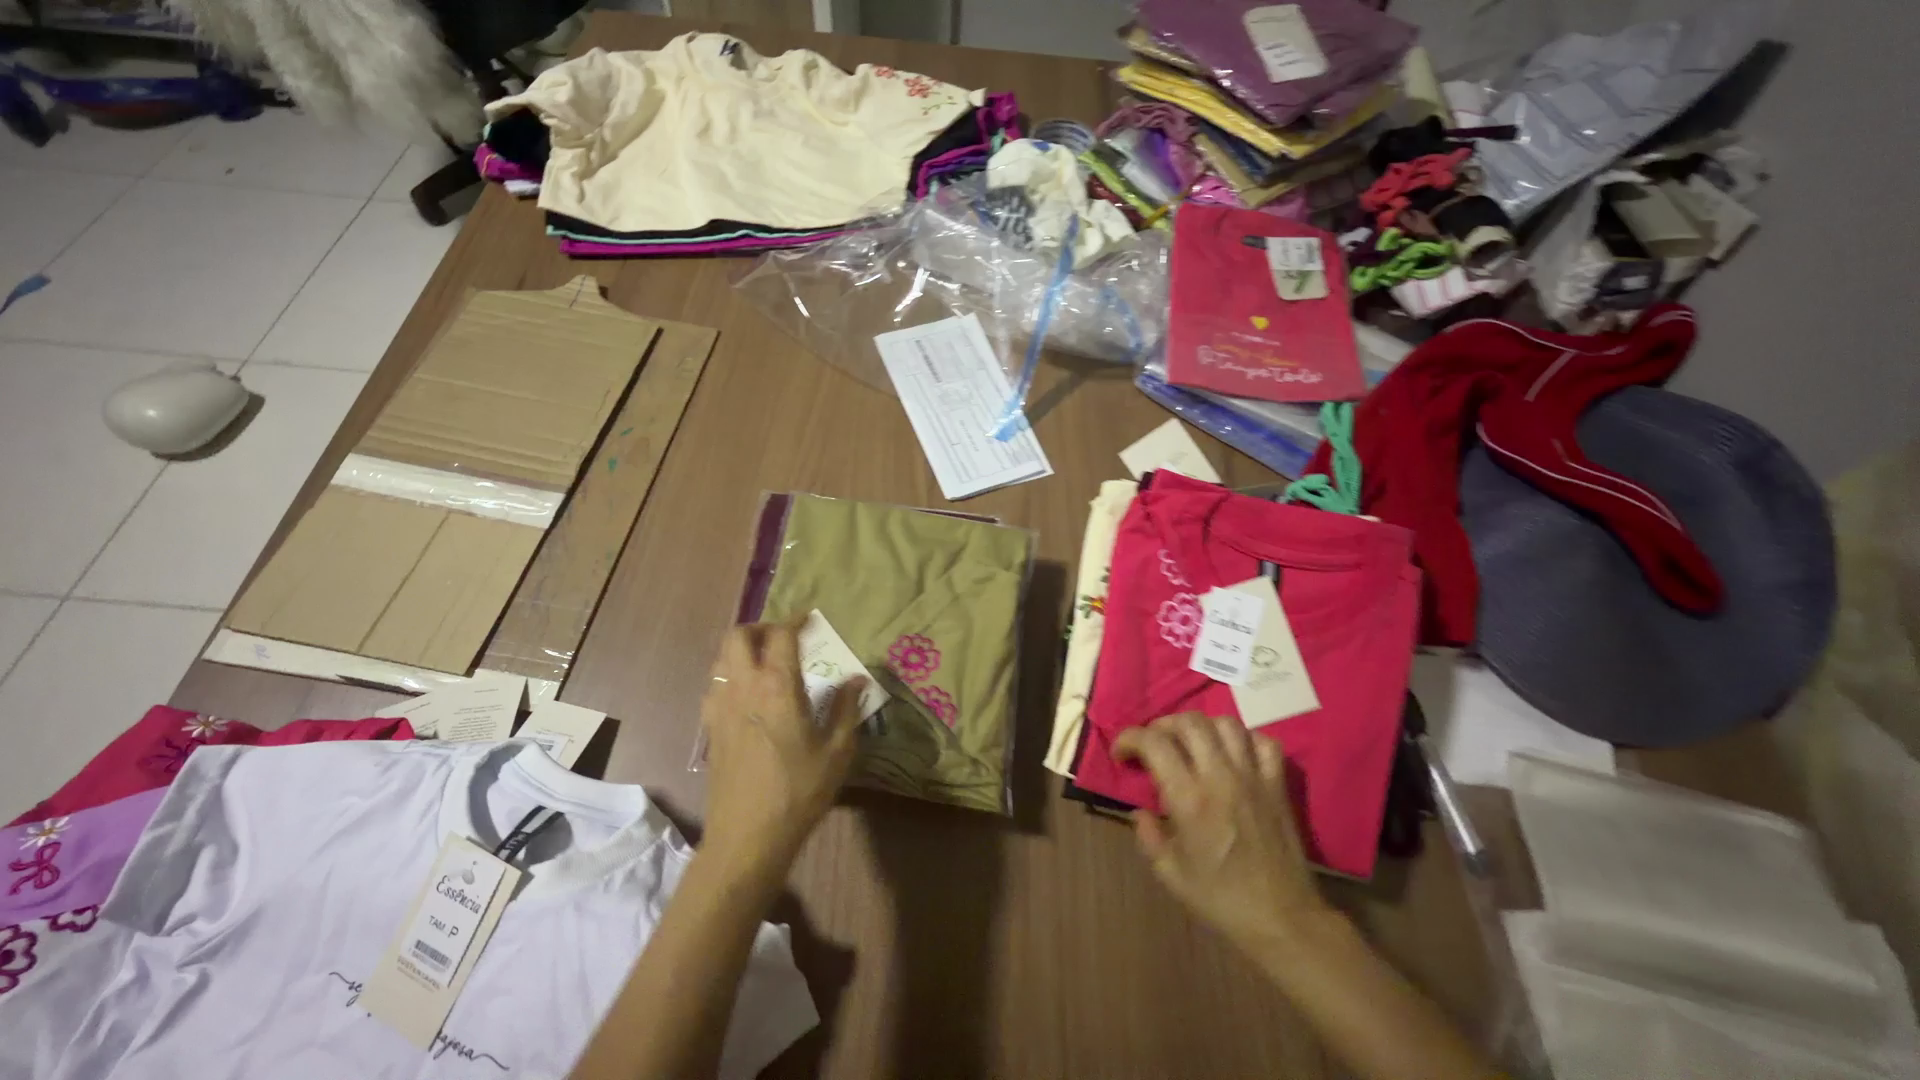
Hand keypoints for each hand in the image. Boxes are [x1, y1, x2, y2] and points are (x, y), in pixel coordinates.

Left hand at [699, 620, 865, 878]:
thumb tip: (856, 680)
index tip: (810, 620)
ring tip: (766, 662)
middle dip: (761, 627)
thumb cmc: (799, 791)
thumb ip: (845, 708)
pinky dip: (731, 675)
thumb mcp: (837, 751)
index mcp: (777, 685)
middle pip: (738, 635)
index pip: (782, 634)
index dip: (796, 620)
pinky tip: (749, 696)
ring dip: (742, 649)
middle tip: (783, 637)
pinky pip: (715, 684)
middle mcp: (743, 686)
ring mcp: (719, 706)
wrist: (748, 834)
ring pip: (721, 658)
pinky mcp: (709, 727)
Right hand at [1114, 713, 1332, 952]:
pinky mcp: (1278, 785)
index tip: (1121, 754)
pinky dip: (1244, 740)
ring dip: (1201, 727)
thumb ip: (1148, 836)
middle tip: (1153, 745)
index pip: (1154, 743)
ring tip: (1191, 744)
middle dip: (1163, 726)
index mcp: (1189, 799)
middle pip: (1190, 722)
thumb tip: (1139, 812)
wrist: (1281, 917)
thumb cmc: (1221, 899)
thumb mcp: (1170, 874)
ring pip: (1226, 723)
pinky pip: (1264, 742)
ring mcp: (1254, 777)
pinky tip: (1233, 755)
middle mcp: (1221, 777)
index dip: (1130, 738)